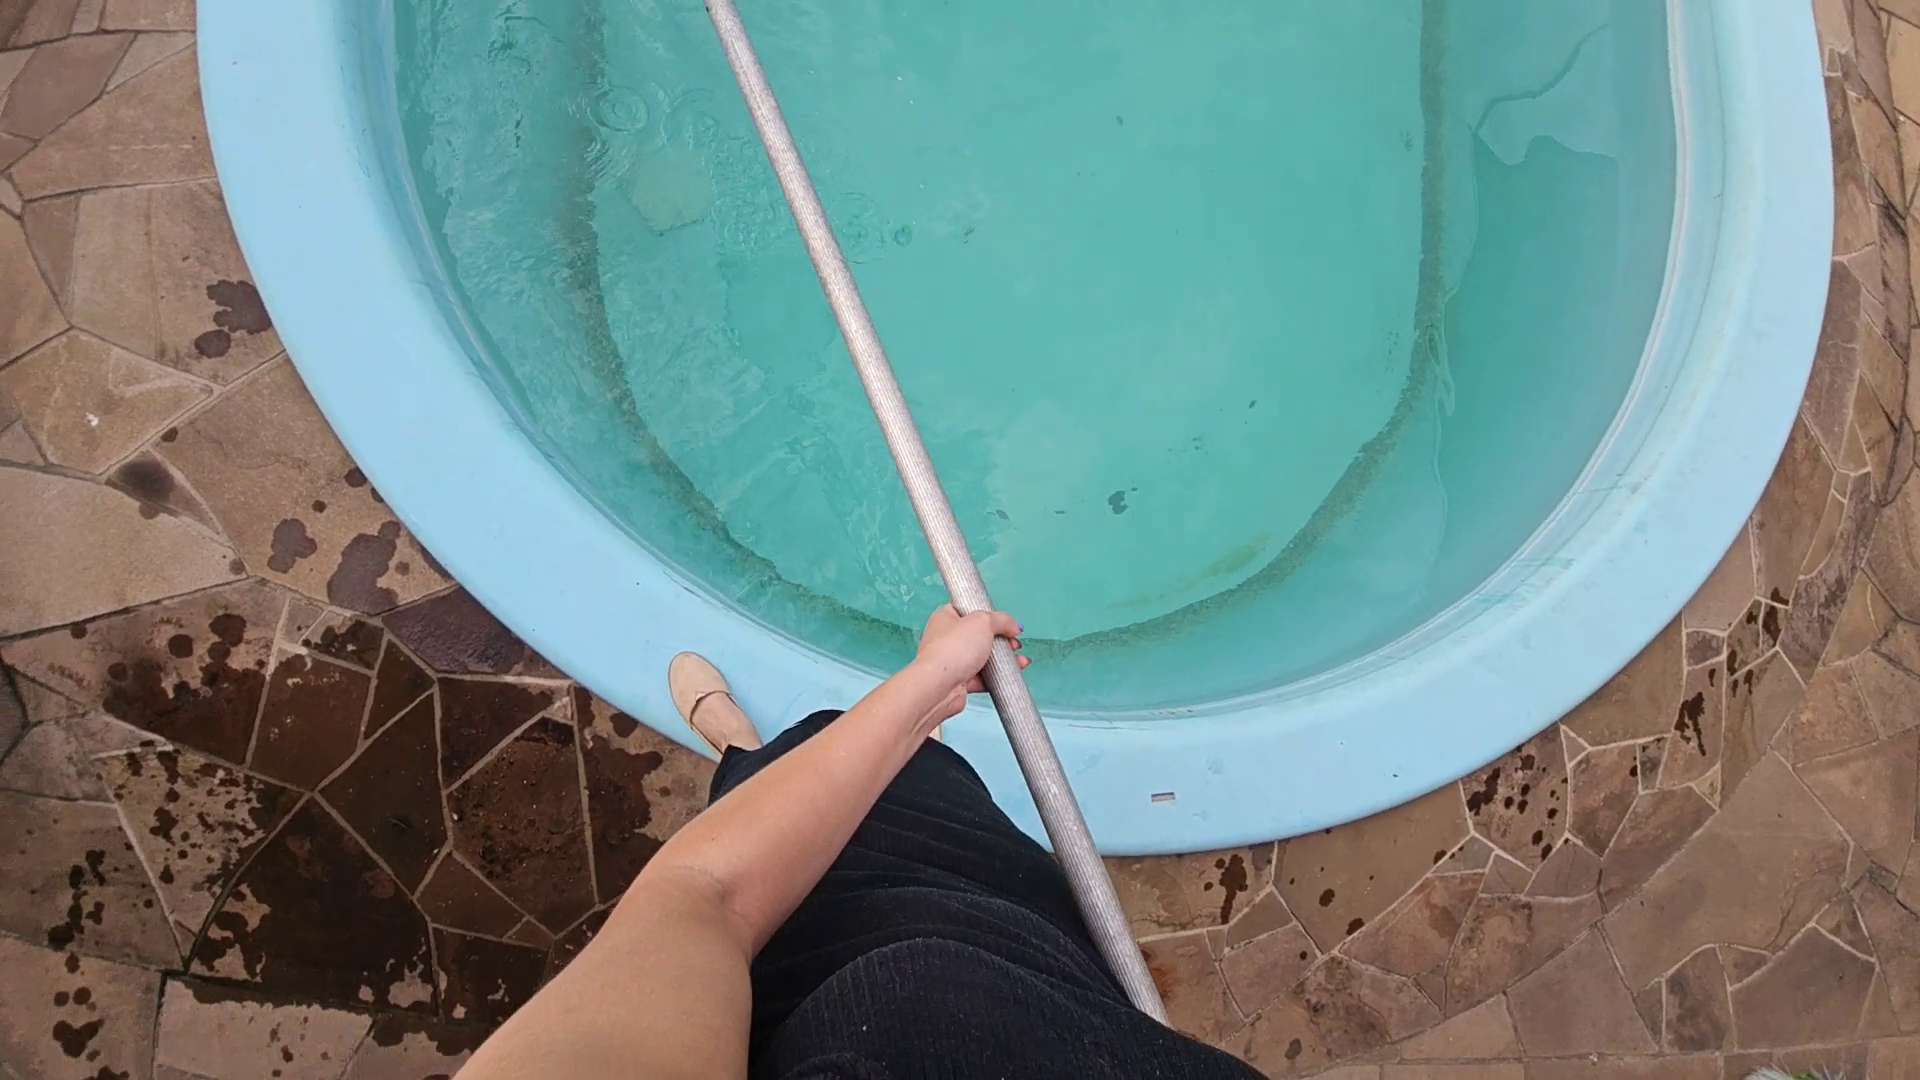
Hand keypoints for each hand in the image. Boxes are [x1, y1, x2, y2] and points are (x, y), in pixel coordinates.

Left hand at [911, 605, 1027, 727]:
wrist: (940, 686)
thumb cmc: (955, 648)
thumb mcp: (983, 622)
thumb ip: (1002, 620)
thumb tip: (1014, 626)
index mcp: (946, 618)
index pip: (968, 611)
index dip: (988, 614)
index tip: (1004, 622)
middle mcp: (947, 638)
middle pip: (979, 636)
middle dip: (1001, 640)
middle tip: (1014, 643)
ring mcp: (953, 661)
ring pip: (983, 657)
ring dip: (1004, 659)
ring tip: (1021, 660)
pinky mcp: (959, 681)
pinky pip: (983, 676)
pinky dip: (999, 675)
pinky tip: (1015, 673)